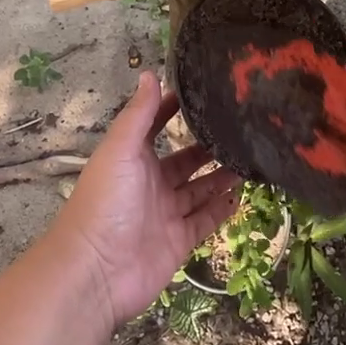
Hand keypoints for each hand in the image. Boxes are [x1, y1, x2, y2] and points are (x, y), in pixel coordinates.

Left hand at [50, 72, 240, 325]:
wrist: (95, 271)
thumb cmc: (105, 201)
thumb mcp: (121, 149)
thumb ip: (139, 114)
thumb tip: (149, 73)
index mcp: (133, 158)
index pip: (156, 126)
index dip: (173, 109)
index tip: (202, 91)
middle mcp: (151, 183)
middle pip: (185, 159)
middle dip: (207, 145)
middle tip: (240, 127)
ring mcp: (166, 213)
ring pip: (200, 189)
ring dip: (221, 175)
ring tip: (250, 157)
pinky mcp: (179, 241)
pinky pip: (205, 221)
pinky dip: (222, 209)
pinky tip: (241, 194)